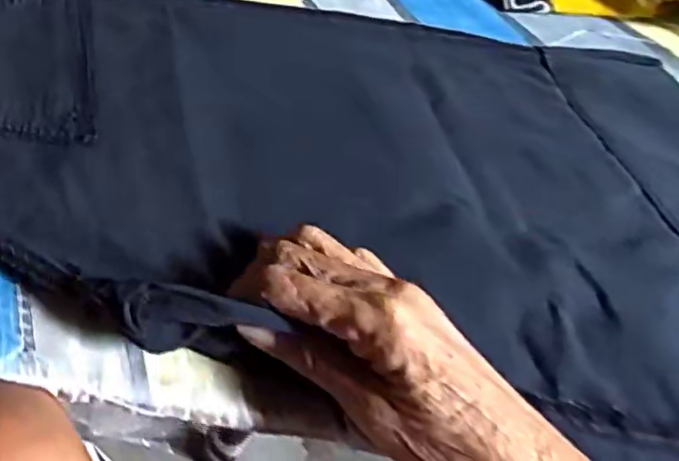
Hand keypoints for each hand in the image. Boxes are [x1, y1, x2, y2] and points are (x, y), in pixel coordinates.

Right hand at [232, 225, 583, 460]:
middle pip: (297, 249)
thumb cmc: (450, 449)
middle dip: (259, 270)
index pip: (288, 280)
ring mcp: (398, 283)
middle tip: (243, 304)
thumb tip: (250, 327)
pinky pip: (348, 254)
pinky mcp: (408, 292)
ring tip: (273, 295)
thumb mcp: (371, 414)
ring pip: (318, 240)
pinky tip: (314, 294)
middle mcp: (385, 286)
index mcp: (377, 318)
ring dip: (286, 259)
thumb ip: (308, 361)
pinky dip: (317, 262)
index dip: (248, 290)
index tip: (227, 307)